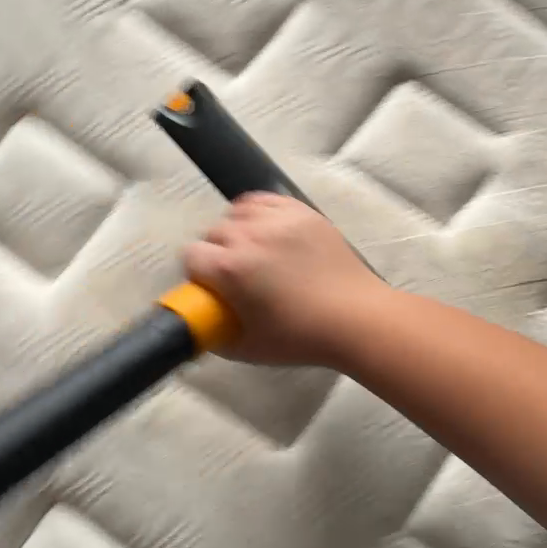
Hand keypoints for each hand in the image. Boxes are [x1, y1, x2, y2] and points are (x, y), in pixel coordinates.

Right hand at [184, 193, 387, 365]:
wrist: (355, 318)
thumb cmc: (300, 337)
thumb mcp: (246, 347)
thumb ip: (213, 334)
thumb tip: (199, 326)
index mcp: (230, 268)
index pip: (191, 256)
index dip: (198, 273)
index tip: (213, 288)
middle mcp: (250, 236)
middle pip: (214, 232)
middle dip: (218, 253)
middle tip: (238, 276)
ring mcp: (280, 219)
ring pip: (239, 212)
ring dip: (238, 229)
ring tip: (254, 250)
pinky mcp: (304, 213)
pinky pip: (267, 199)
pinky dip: (260, 212)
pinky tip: (267, 229)